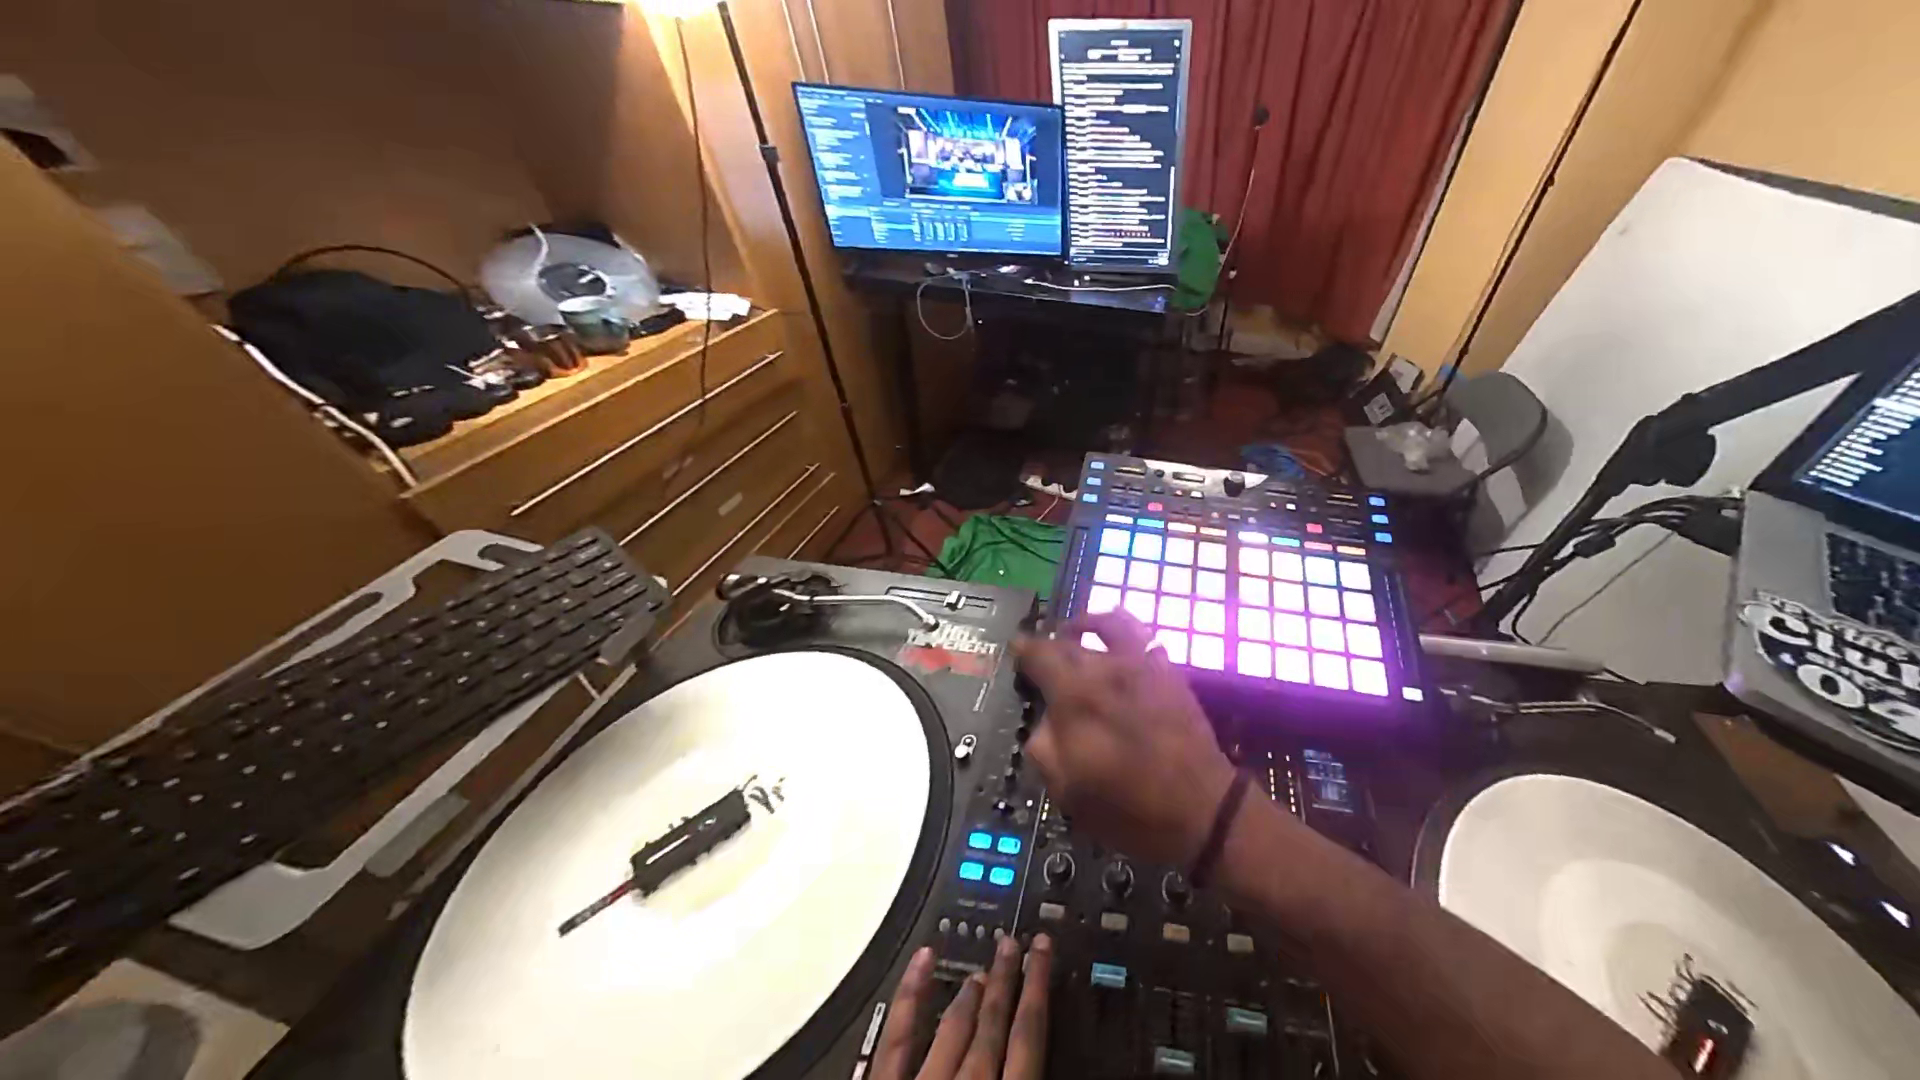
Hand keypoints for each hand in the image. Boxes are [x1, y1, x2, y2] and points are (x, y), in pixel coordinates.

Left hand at [870, 933, 1051, 1079]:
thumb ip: (1025, 1076)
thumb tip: (1040, 1057)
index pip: (1028, 1040)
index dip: (1037, 990)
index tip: (1043, 952)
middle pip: (992, 1027)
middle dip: (1006, 982)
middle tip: (1015, 944)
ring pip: (953, 1027)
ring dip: (972, 993)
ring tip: (986, 966)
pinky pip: (898, 1036)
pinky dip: (911, 993)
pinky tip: (923, 959)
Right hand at [1015, 611, 1238, 866]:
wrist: (1204, 812)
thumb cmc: (1129, 807)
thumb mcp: (1066, 789)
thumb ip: (1043, 744)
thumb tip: (1046, 719)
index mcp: (1075, 695)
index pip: (1039, 653)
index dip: (1023, 650)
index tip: (1015, 652)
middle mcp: (1107, 668)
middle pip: (1069, 639)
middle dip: (1050, 644)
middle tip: (1041, 656)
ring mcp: (1143, 666)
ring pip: (1110, 623)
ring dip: (1087, 625)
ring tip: (1078, 634)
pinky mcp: (1169, 673)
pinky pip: (1142, 638)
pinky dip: (1122, 638)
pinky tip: (1117, 655)